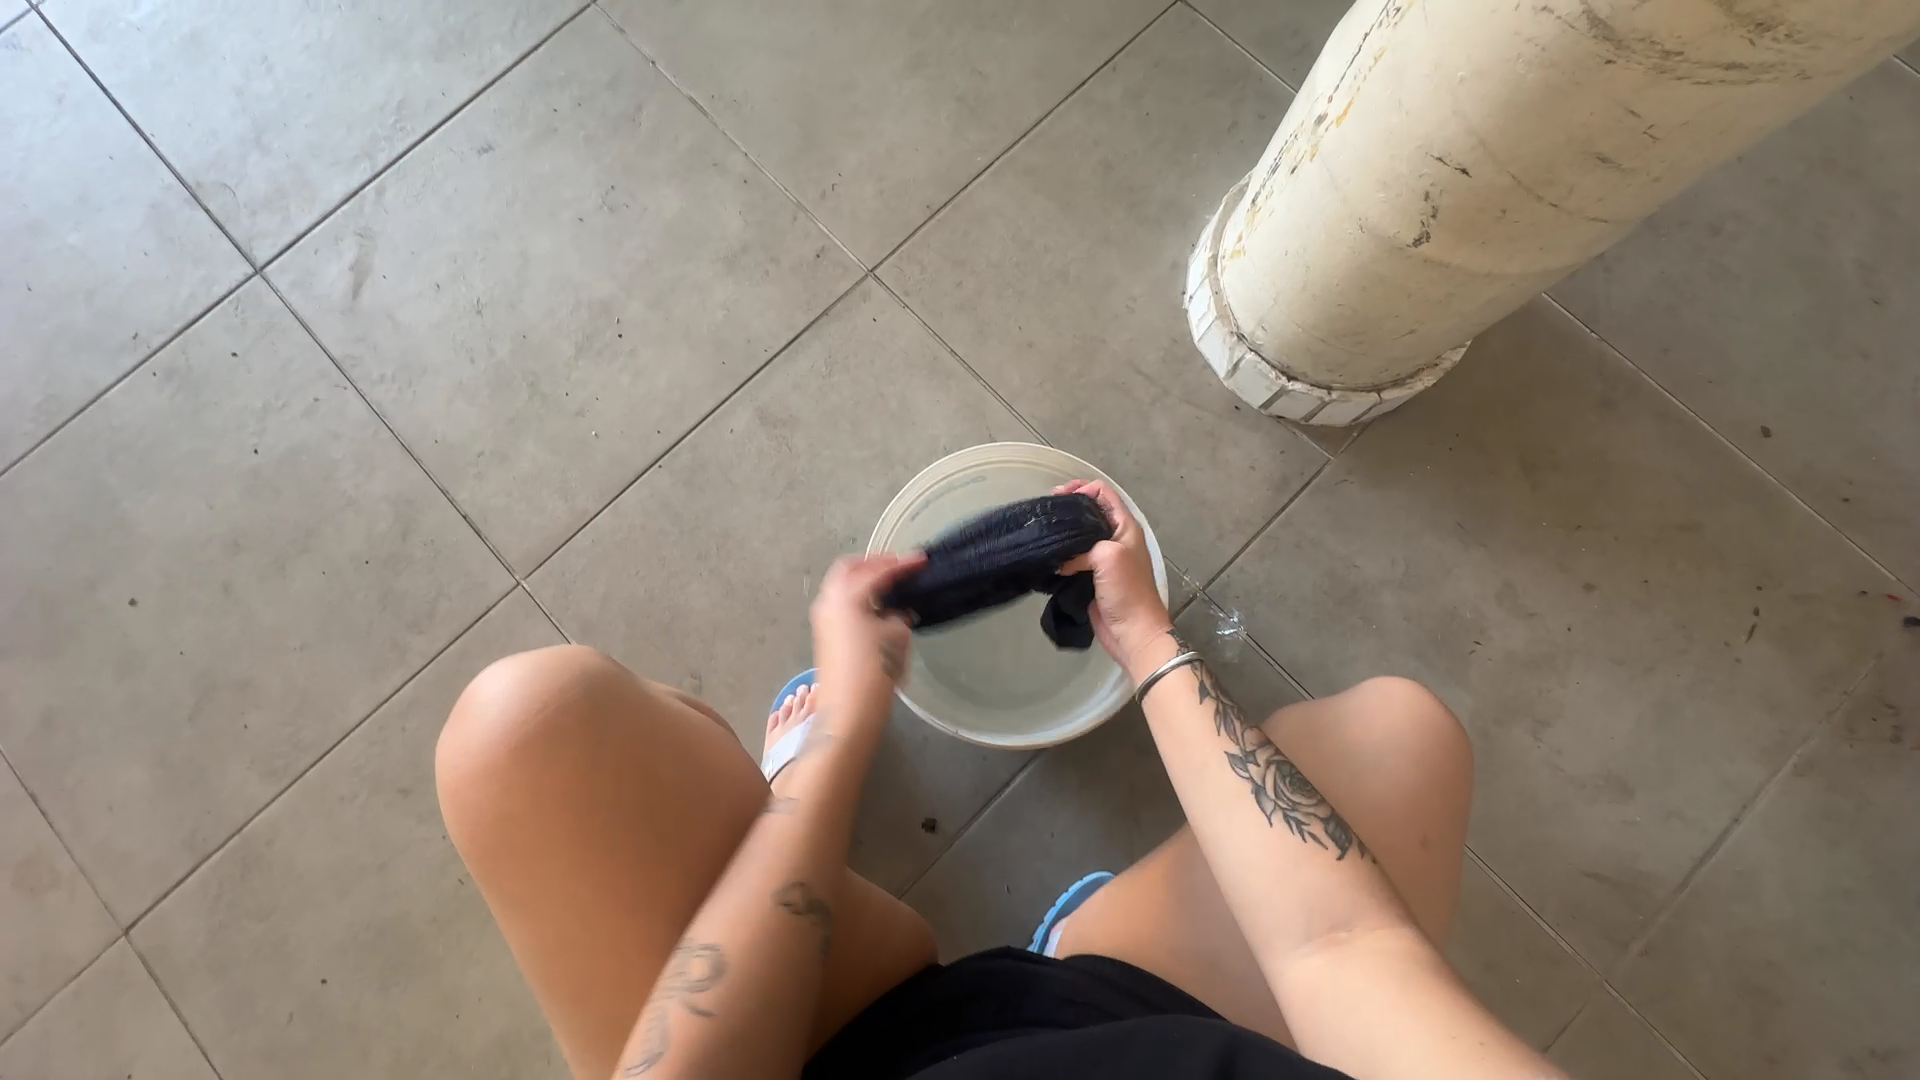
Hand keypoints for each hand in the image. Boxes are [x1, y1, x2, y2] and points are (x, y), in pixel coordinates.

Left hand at [810, 553, 924, 731]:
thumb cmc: (874, 672)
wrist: (848, 713)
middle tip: (899, 565)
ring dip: (865, 580)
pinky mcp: (826, 634)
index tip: (921, 561)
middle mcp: (829, 601)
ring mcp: (824, 618)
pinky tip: (879, 606)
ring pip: (842, 585)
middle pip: (850, 568)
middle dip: (875, 563)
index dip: (902, 564)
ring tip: (891, 584)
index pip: (878, 570)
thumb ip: (899, 616)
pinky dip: (859, 596)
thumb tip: (898, 612)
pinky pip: (842, 602)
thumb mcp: (897, 638)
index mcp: (847, 596)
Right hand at [1056, 480, 1172, 677]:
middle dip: (1067, 509)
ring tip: (1041, 534)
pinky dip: (1061, 556)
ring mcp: (1103, 559)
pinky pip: (1073, 559)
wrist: (1132, 632)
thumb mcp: (1108, 556)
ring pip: (1079, 536)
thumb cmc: (1127, 591)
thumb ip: (1085, 545)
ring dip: (1062, 534)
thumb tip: (1063, 558)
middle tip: (1045, 514)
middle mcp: (1114, 538)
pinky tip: (1046, 557)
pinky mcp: (1092, 577)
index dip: (1081, 489)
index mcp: (1125, 527)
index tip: (1058, 497)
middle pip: (1088, 512)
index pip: (1103, 493)